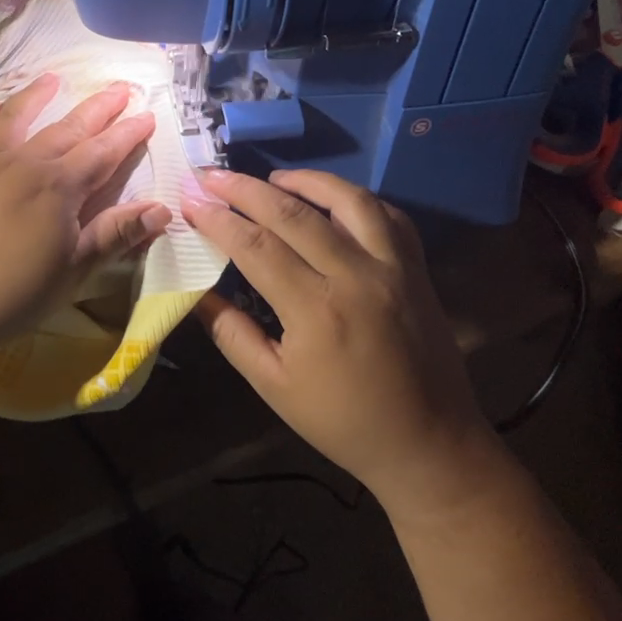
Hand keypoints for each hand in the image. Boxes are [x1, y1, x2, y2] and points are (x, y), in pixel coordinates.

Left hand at [0, 73, 167, 360]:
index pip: (102, 152)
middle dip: (97, 108)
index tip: (147, 114)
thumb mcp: (74, 271)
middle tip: (119, 87)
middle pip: (66, 128)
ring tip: (53, 78)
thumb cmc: (14, 295)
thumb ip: (116, 234)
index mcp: (58, 186)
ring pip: (13, 118)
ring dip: (36, 96)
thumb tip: (162, 209)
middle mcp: (22, 162)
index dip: (128, 134)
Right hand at [185, 169, 495, 509]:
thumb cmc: (343, 421)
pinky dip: (354, 199)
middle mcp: (356, 278)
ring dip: (305, 181)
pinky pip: (388, 217)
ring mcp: (393, 269)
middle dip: (245, 189)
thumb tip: (194, 290)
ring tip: (271, 179)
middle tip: (211, 174)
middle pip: (293, 214)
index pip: (255, 246)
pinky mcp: (417, 272)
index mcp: (316, 310)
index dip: (218, 219)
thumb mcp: (272, 385)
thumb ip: (230, 331)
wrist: (431, 446)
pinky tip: (329, 200)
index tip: (190, 201)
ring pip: (348, 201)